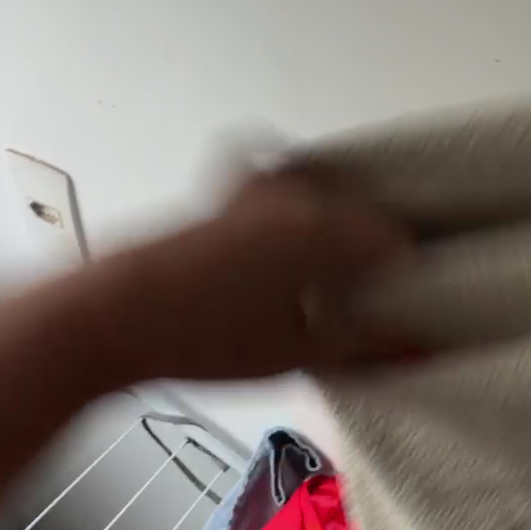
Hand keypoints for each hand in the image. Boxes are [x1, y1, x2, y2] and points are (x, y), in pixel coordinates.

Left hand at [105, 170, 416, 380]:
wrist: (111, 318)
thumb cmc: (202, 336)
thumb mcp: (297, 353)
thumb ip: (367, 346)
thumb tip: (420, 349)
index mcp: (321, 227)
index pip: (394, 241)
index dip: (411, 276)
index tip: (413, 305)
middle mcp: (293, 193)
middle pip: (364, 211)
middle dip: (382, 249)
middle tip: (384, 293)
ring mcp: (255, 186)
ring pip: (326, 191)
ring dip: (346, 221)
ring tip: (345, 268)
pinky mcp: (225, 194)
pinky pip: (279, 176)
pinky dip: (297, 192)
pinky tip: (294, 224)